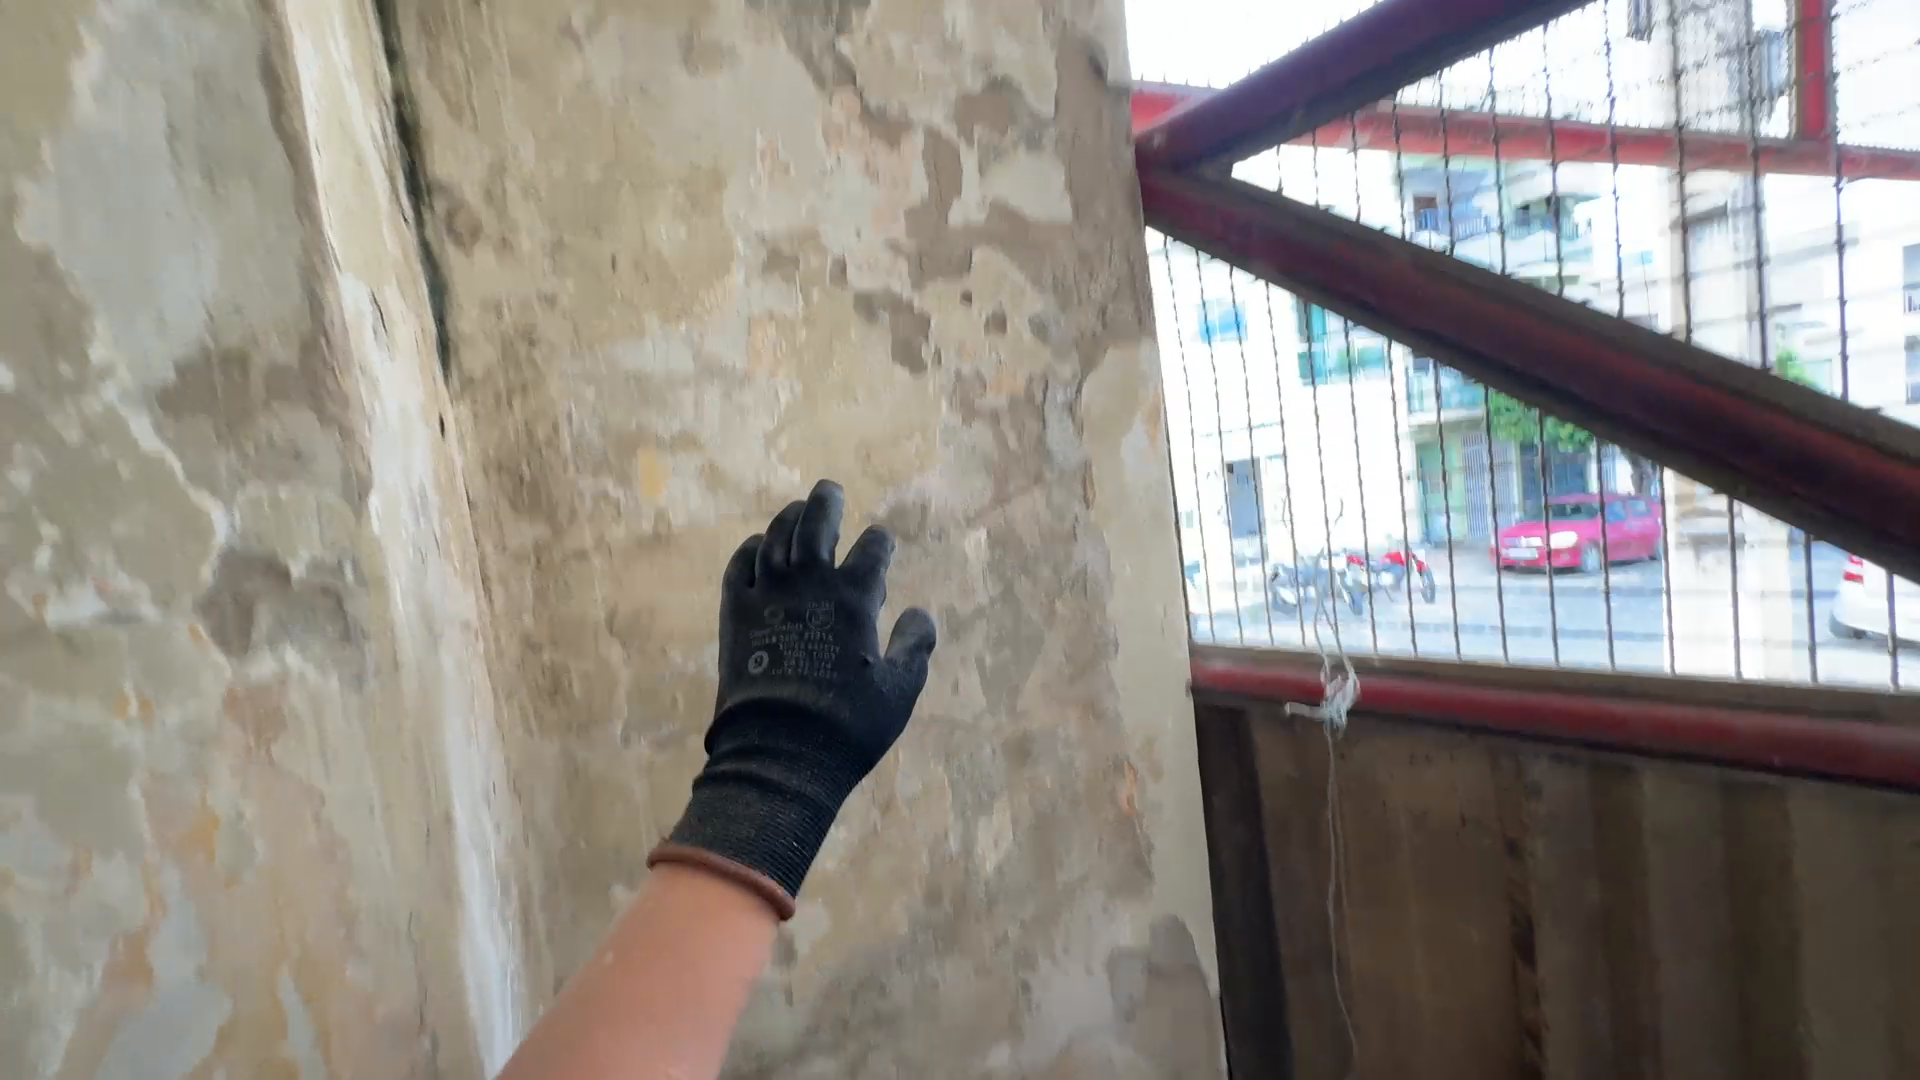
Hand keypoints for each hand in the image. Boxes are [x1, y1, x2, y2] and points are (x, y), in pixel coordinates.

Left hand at [648, 480, 935, 918]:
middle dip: (827, 502)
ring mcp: (768, 595)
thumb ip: (915, 645)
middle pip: (817, 524)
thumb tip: (922, 613)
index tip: (882, 541)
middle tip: (829, 489)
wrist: (779, 753)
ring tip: (796, 508)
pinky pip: (738, 567)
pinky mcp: (735, 613)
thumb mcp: (901, 690)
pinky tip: (755, 546)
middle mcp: (811, 584)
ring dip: (787, 518)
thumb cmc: (848, 725)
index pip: (872, 550)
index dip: (880, 542)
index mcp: (855, 599)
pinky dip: (748, 551)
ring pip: (776, 537)